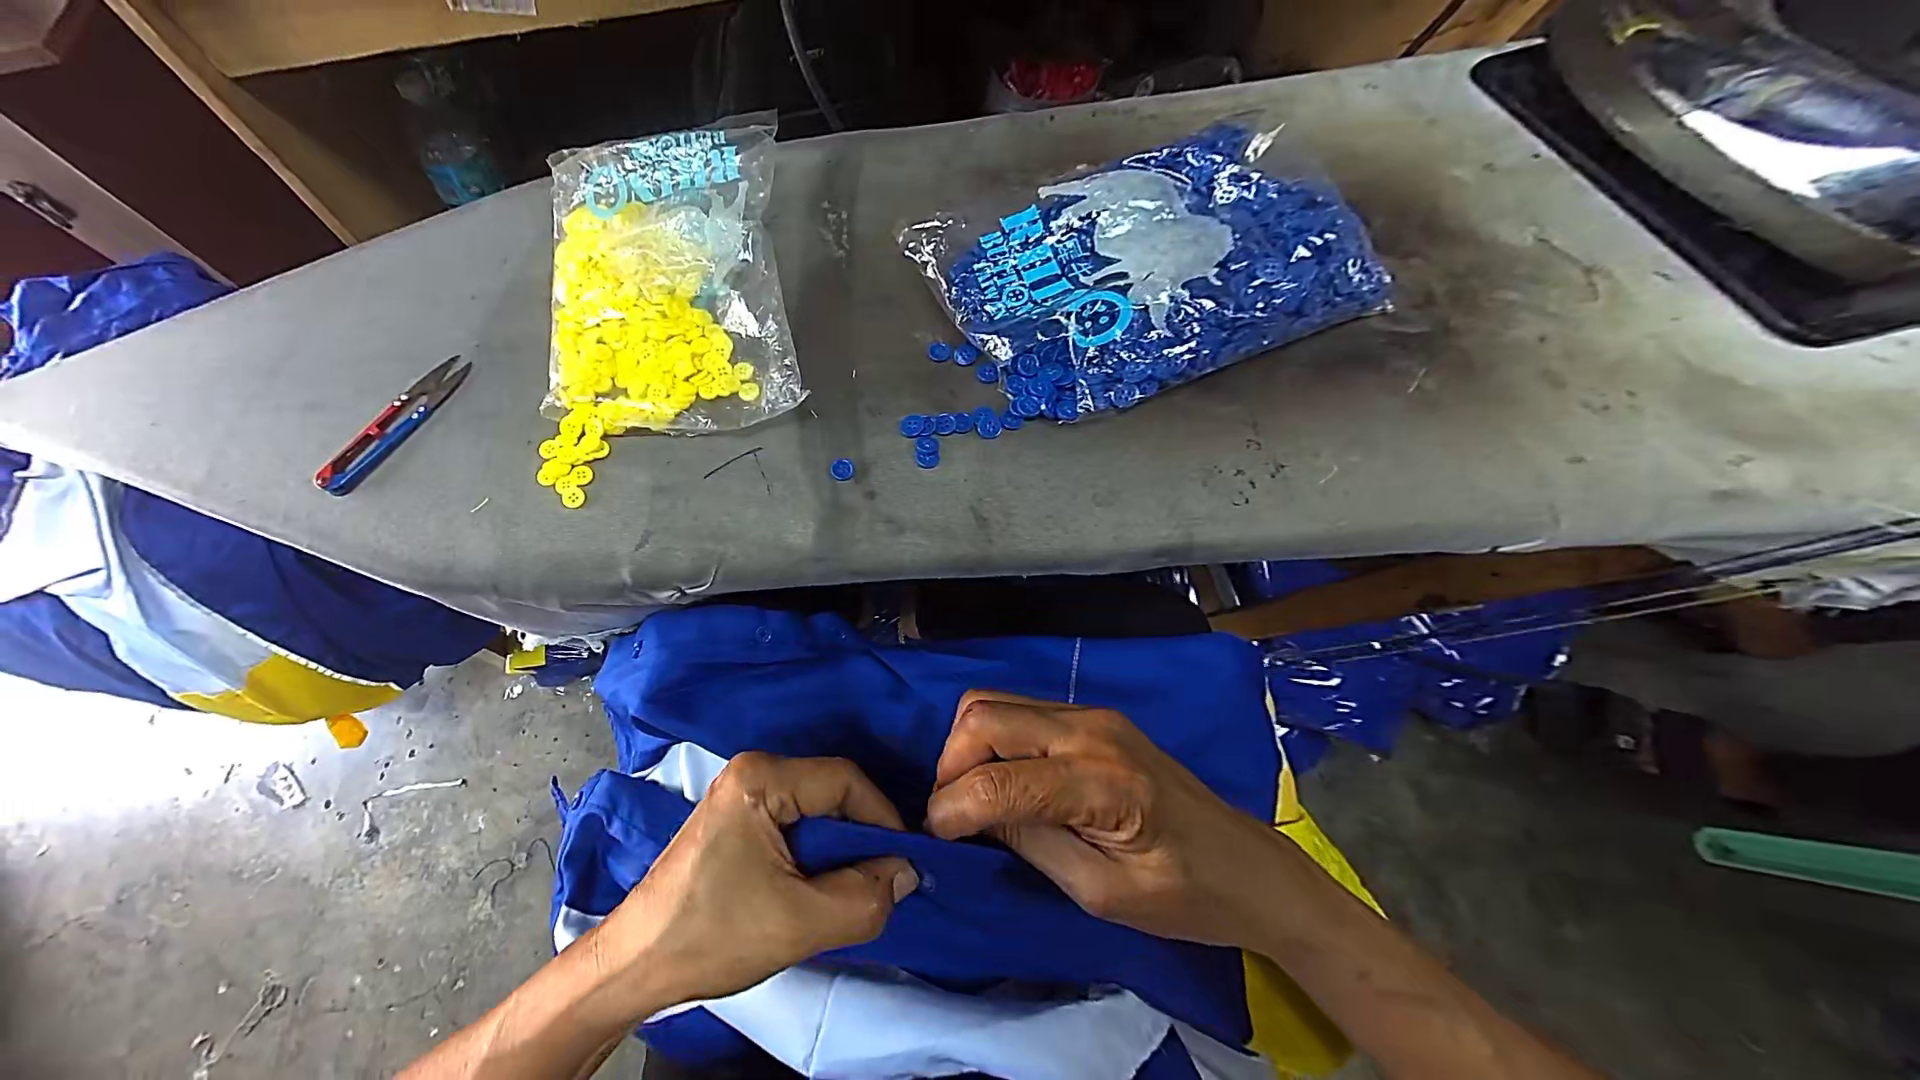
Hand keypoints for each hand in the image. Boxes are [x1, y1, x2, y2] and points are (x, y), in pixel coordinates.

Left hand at [588, 753, 919, 1010]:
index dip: (881, 819)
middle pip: (830, 793)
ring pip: (815, 812)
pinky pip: (794, 824)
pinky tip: (816, 887)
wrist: (632, 968)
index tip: (902, 861)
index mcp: (761, 777)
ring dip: (837, 850)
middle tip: (878, 880)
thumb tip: (907, 872)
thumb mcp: (800, 923)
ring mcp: (740, 794)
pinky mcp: (735, 820)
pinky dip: (815, 854)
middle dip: (859, 838)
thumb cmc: (710, 935)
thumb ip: (866, 897)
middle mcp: (751, 771)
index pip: (845, 780)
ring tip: (848, 889)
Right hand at [924, 690, 1284, 945]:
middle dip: (950, 763)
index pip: (999, 779)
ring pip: (996, 703)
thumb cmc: (1186, 897)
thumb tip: (972, 815)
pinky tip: (1006, 780)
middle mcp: (1091, 730)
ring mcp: (1094, 715)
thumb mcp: (1102, 892)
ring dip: (969, 747)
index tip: (936, 836)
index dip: (951, 806)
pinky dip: (995, 740)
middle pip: (984, 715)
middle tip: (953, 814)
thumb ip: (1032, 844)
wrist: (1249, 865)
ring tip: (975, 799)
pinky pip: (1021, 711)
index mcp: (1102, 782)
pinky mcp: (1095, 717)